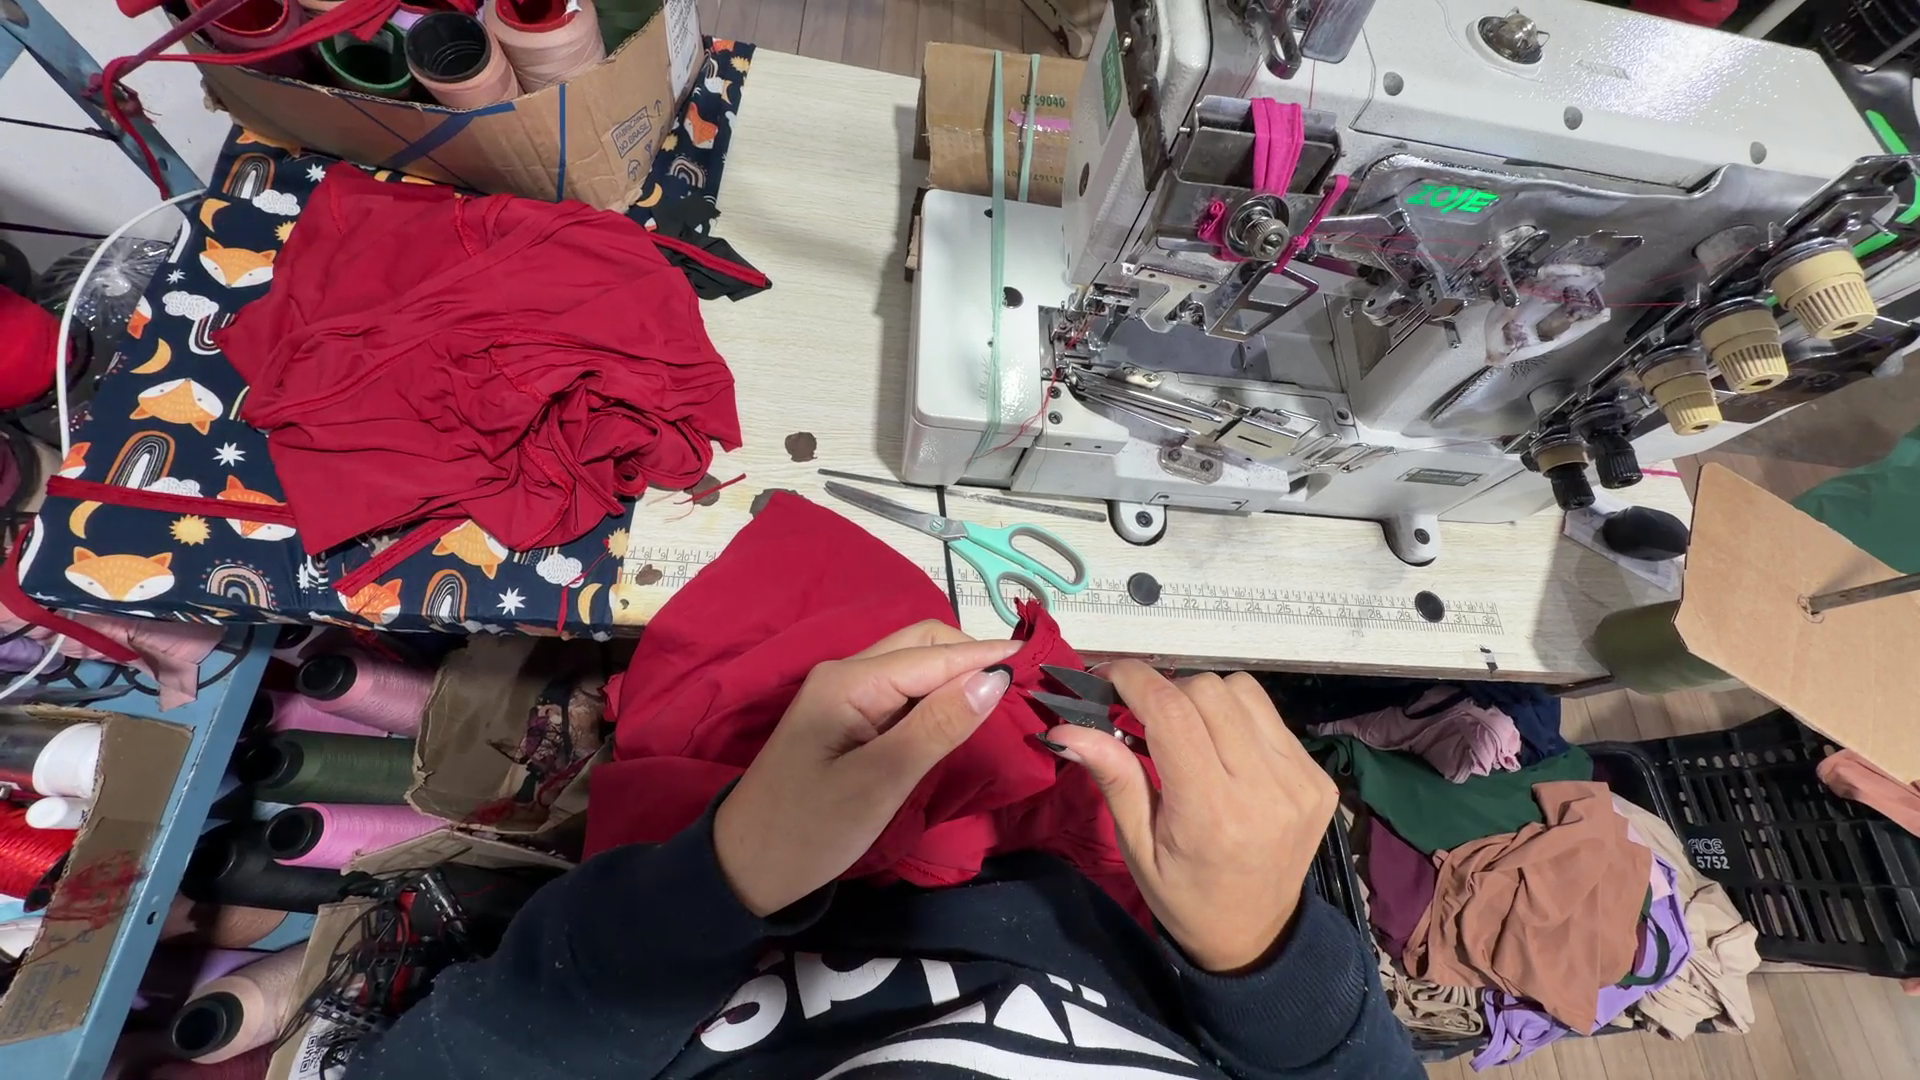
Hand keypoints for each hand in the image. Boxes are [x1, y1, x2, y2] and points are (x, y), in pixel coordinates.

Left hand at [713, 621, 1018, 915]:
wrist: (743, 868)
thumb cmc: (809, 830)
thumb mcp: (879, 781)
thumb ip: (937, 727)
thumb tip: (994, 680)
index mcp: (850, 681)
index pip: (934, 655)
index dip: (987, 657)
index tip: (1039, 661)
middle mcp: (847, 673)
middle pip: (923, 645)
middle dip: (973, 656)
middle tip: (1024, 681)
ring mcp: (845, 693)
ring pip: (914, 665)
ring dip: (958, 672)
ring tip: (1005, 692)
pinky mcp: (848, 716)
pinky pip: (902, 690)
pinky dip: (938, 694)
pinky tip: (963, 710)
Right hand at [1044, 661, 1337, 972]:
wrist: (1257, 937)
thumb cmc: (1184, 896)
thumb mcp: (1136, 846)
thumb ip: (1112, 777)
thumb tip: (1065, 728)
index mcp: (1211, 813)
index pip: (1171, 713)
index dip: (1134, 680)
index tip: (1107, 676)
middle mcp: (1264, 789)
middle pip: (1206, 690)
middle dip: (1165, 691)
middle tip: (1143, 717)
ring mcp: (1299, 780)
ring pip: (1239, 689)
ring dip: (1201, 697)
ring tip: (1185, 730)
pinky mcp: (1318, 776)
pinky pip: (1267, 712)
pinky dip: (1235, 715)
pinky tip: (1222, 746)